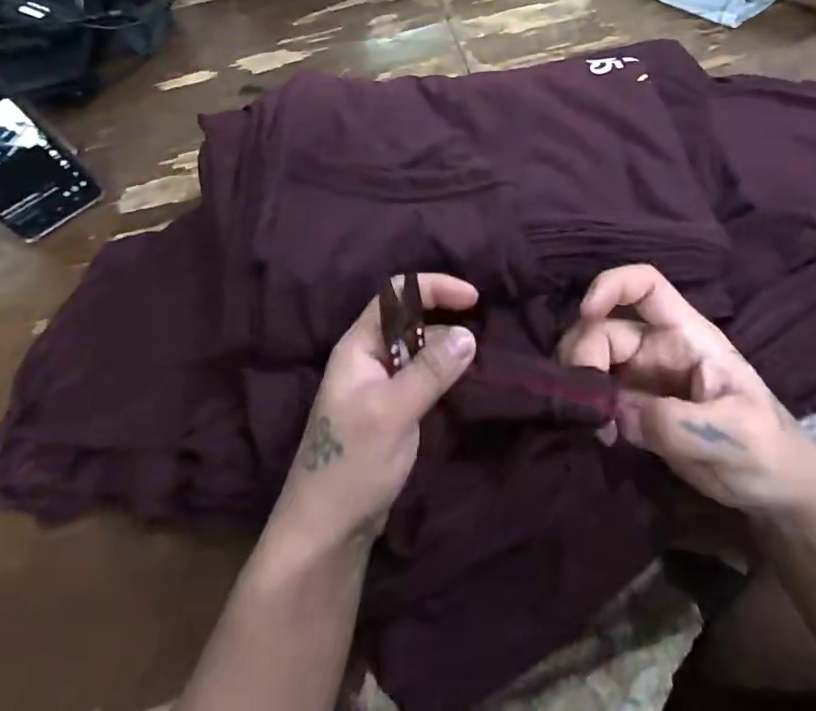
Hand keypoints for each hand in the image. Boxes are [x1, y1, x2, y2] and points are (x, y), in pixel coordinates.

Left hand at [271, 274, 478, 549]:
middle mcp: (367, 360)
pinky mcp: (391, 413)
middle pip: (409, 321)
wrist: (328, 527)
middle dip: (445, 318)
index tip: (474, 298)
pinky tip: (468, 384)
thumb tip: (468, 334)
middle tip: (487, 333)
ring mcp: (379, 388)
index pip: (395, 297)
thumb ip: (429, 371)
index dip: (433, 288)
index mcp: (358, 347)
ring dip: (448, 349)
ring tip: (485, 358)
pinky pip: (421, 380)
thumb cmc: (352, 461)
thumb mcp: (393, 411)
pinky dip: (444, 376)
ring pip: (418, 352)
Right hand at [560, 265, 815, 517]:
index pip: (646, 285)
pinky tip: (602, 437)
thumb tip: (618, 414)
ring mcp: (641, 377)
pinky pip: (595, 395)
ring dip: (580, 386)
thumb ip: (679, 423)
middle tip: (583, 401)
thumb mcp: (736, 436)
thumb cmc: (770, 451)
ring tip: (596, 427)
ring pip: (591, 360)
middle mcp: (657, 347)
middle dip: (583, 354)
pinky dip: (586, 411)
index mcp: (687, 335)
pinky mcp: (631, 407)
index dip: (612, 285)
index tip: (587, 311)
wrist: (777, 492)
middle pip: (603, 327)